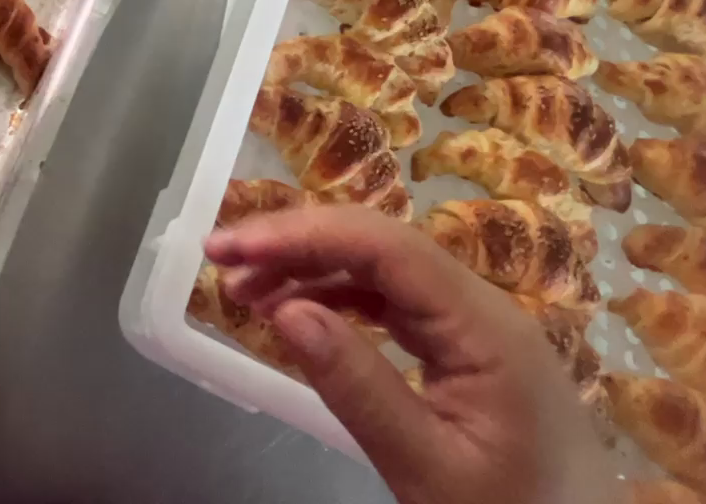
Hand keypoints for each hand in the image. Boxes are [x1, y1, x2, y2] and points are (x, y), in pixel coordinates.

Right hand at [204, 206, 617, 503]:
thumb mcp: (430, 471)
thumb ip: (358, 389)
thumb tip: (283, 310)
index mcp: (484, 325)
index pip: (381, 246)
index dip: (300, 235)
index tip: (233, 249)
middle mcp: (478, 304)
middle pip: (375, 243)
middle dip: (293, 241)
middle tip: (220, 257)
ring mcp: (469, 321)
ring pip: (375, 265)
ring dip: (305, 266)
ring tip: (241, 288)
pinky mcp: (457, 343)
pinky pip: (385, 299)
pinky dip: (331, 296)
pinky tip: (292, 310)